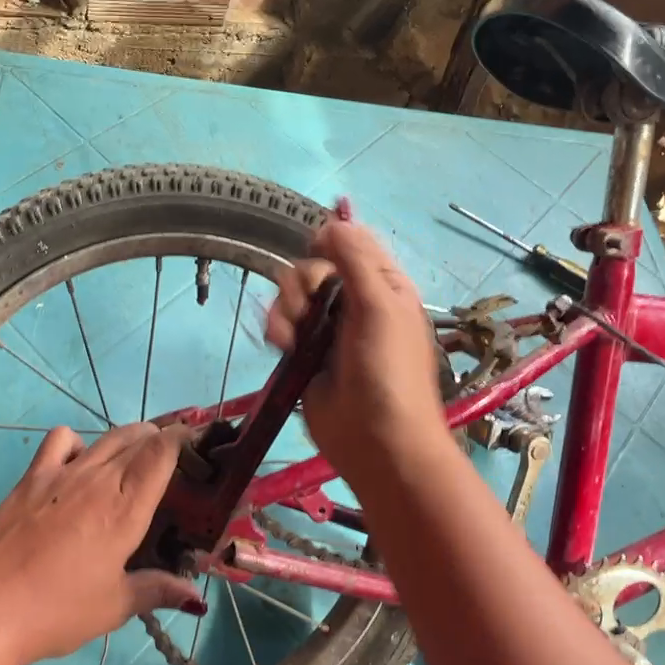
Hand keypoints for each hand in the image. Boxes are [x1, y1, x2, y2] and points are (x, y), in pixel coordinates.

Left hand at [0, 423, 206, 664]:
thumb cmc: (58, 612)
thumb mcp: (115, 606)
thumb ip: (158, 591)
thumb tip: (198, 599)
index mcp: (125, 509)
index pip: (162, 452)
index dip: (181, 439)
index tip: (193, 444)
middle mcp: (98, 480)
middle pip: (138, 437)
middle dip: (159, 438)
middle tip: (170, 457)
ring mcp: (62, 473)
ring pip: (105, 436)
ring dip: (126, 438)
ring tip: (131, 458)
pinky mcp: (31, 476)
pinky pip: (61, 439)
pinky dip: (78, 442)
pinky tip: (79, 464)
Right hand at [265, 217, 447, 481]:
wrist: (376, 441)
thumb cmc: (388, 371)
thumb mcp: (380, 306)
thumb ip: (355, 259)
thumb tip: (328, 223)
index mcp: (383, 286)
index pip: (350, 245)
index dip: (329, 245)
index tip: (317, 253)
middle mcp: (355, 303)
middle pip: (314, 268)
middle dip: (302, 284)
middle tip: (307, 310)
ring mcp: (328, 330)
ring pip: (292, 295)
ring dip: (285, 309)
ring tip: (290, 338)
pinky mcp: (304, 354)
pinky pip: (281, 324)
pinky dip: (276, 329)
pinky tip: (281, 345)